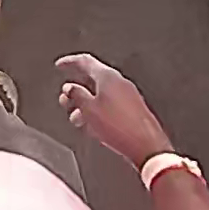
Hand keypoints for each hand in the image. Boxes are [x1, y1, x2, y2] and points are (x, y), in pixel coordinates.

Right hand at [56, 53, 174, 168]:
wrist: (148, 148)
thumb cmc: (119, 128)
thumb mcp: (88, 110)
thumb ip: (76, 95)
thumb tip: (70, 88)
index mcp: (108, 77)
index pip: (85, 61)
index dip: (69, 62)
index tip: (60, 65)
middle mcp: (120, 82)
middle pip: (92, 79)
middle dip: (76, 90)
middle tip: (65, 99)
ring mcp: (129, 96)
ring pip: (101, 93)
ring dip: (86, 103)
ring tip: (77, 117)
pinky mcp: (134, 110)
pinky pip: (111, 104)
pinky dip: (98, 110)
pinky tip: (93, 124)